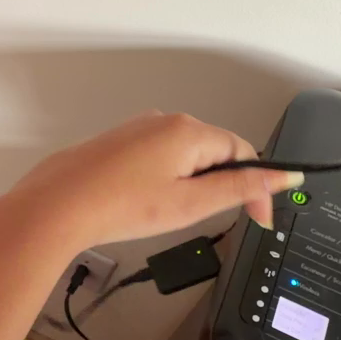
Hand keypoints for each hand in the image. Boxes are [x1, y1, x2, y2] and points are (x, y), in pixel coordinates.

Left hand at [2, 112, 302, 252]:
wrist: (58, 206)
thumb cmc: (121, 206)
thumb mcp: (190, 203)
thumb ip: (240, 187)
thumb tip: (281, 175)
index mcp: (188, 130)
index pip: (243, 150)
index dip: (257, 185)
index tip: (258, 218)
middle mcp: (163, 120)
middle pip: (213, 150)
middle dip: (222, 184)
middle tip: (208, 219)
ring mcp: (137, 129)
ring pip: (183, 154)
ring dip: (191, 183)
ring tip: (168, 213)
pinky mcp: (117, 142)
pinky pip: (157, 156)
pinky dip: (164, 179)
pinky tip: (145, 202)